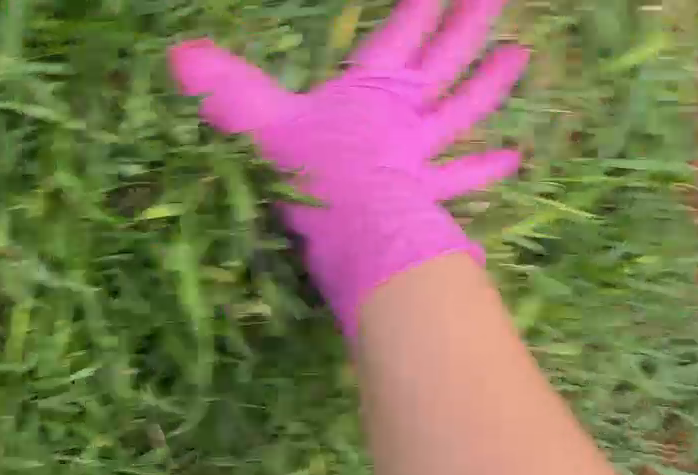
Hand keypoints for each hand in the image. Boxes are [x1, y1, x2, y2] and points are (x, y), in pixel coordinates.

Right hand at [169, 0, 528, 334]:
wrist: (350, 229)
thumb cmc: (308, 173)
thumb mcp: (260, 126)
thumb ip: (227, 92)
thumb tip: (177, 54)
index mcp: (368, 88)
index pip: (402, 29)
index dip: (424, 3)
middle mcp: (401, 113)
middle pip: (444, 58)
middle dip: (470, 24)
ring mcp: (417, 154)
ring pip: (462, 110)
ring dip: (489, 85)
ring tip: (520, 56)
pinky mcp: (423, 193)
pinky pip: (457, 180)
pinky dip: (482, 171)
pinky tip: (513, 160)